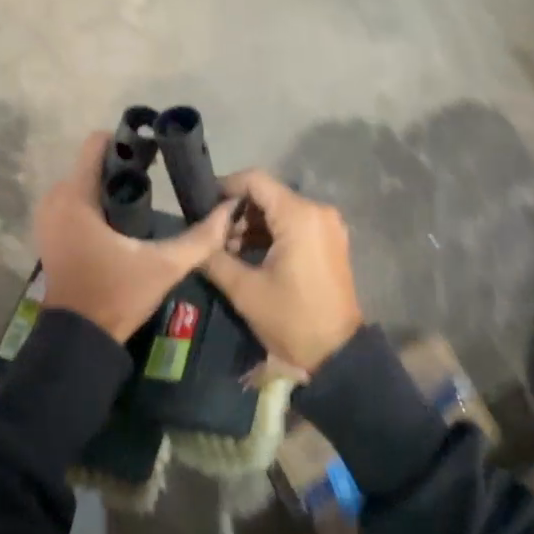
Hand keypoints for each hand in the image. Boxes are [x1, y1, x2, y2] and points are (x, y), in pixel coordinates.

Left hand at [36, 132, 229, 341]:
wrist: (79, 340)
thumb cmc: (117, 295)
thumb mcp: (165, 266)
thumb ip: (200, 237)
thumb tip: (229, 209)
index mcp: (76, 198)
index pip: (98, 144)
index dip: (128, 143)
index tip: (154, 154)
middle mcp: (56, 199)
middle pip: (93, 163)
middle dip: (124, 167)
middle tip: (158, 180)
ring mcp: (49, 217)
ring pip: (85, 182)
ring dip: (111, 185)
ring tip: (146, 198)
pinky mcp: (51, 233)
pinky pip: (76, 201)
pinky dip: (97, 203)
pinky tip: (124, 219)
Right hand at [200, 169, 363, 373]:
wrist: (337, 354)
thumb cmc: (291, 319)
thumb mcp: (245, 291)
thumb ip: (215, 258)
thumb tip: (195, 241)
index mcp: (299, 215)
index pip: (256, 180)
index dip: (226, 187)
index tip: (203, 206)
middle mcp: (317, 211)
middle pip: (268, 194)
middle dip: (237, 212)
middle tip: (211, 236)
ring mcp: (327, 226)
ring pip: (281, 210)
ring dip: (253, 225)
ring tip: (226, 250)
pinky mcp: (330, 241)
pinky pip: (295, 224)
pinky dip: (272, 234)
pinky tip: (248, 255)